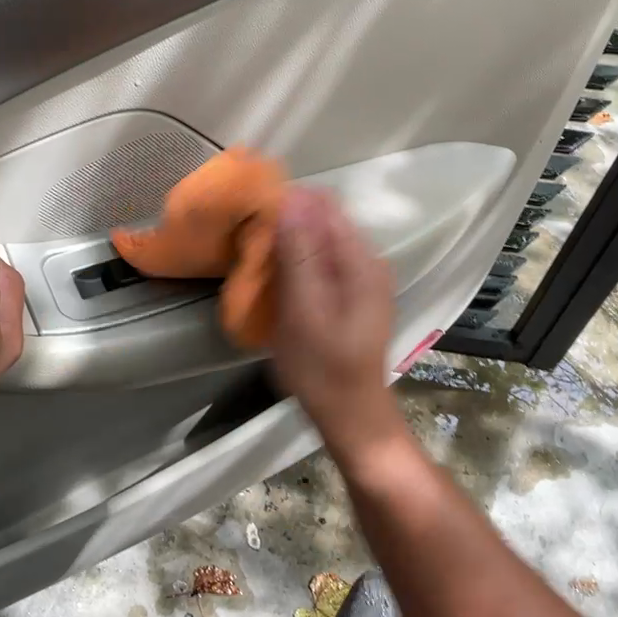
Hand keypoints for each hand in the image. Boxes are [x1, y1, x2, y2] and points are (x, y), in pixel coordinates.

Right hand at [271, 188, 397, 444]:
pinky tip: (276, 278)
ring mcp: (362, 278)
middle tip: (250, 241)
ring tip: (258, 259)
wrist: (351, 417)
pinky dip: (298, 261)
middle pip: (324, 219)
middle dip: (286, 221)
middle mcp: (368, 261)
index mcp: (361, 261)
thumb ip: (299, 254)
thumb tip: (289, 199)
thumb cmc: (324, 369)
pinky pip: (322, 260)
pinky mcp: (352, 294)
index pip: (324, 204)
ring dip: (289, 242)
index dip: (288, 201)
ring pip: (320, 239)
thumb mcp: (304, 312)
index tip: (251, 213)